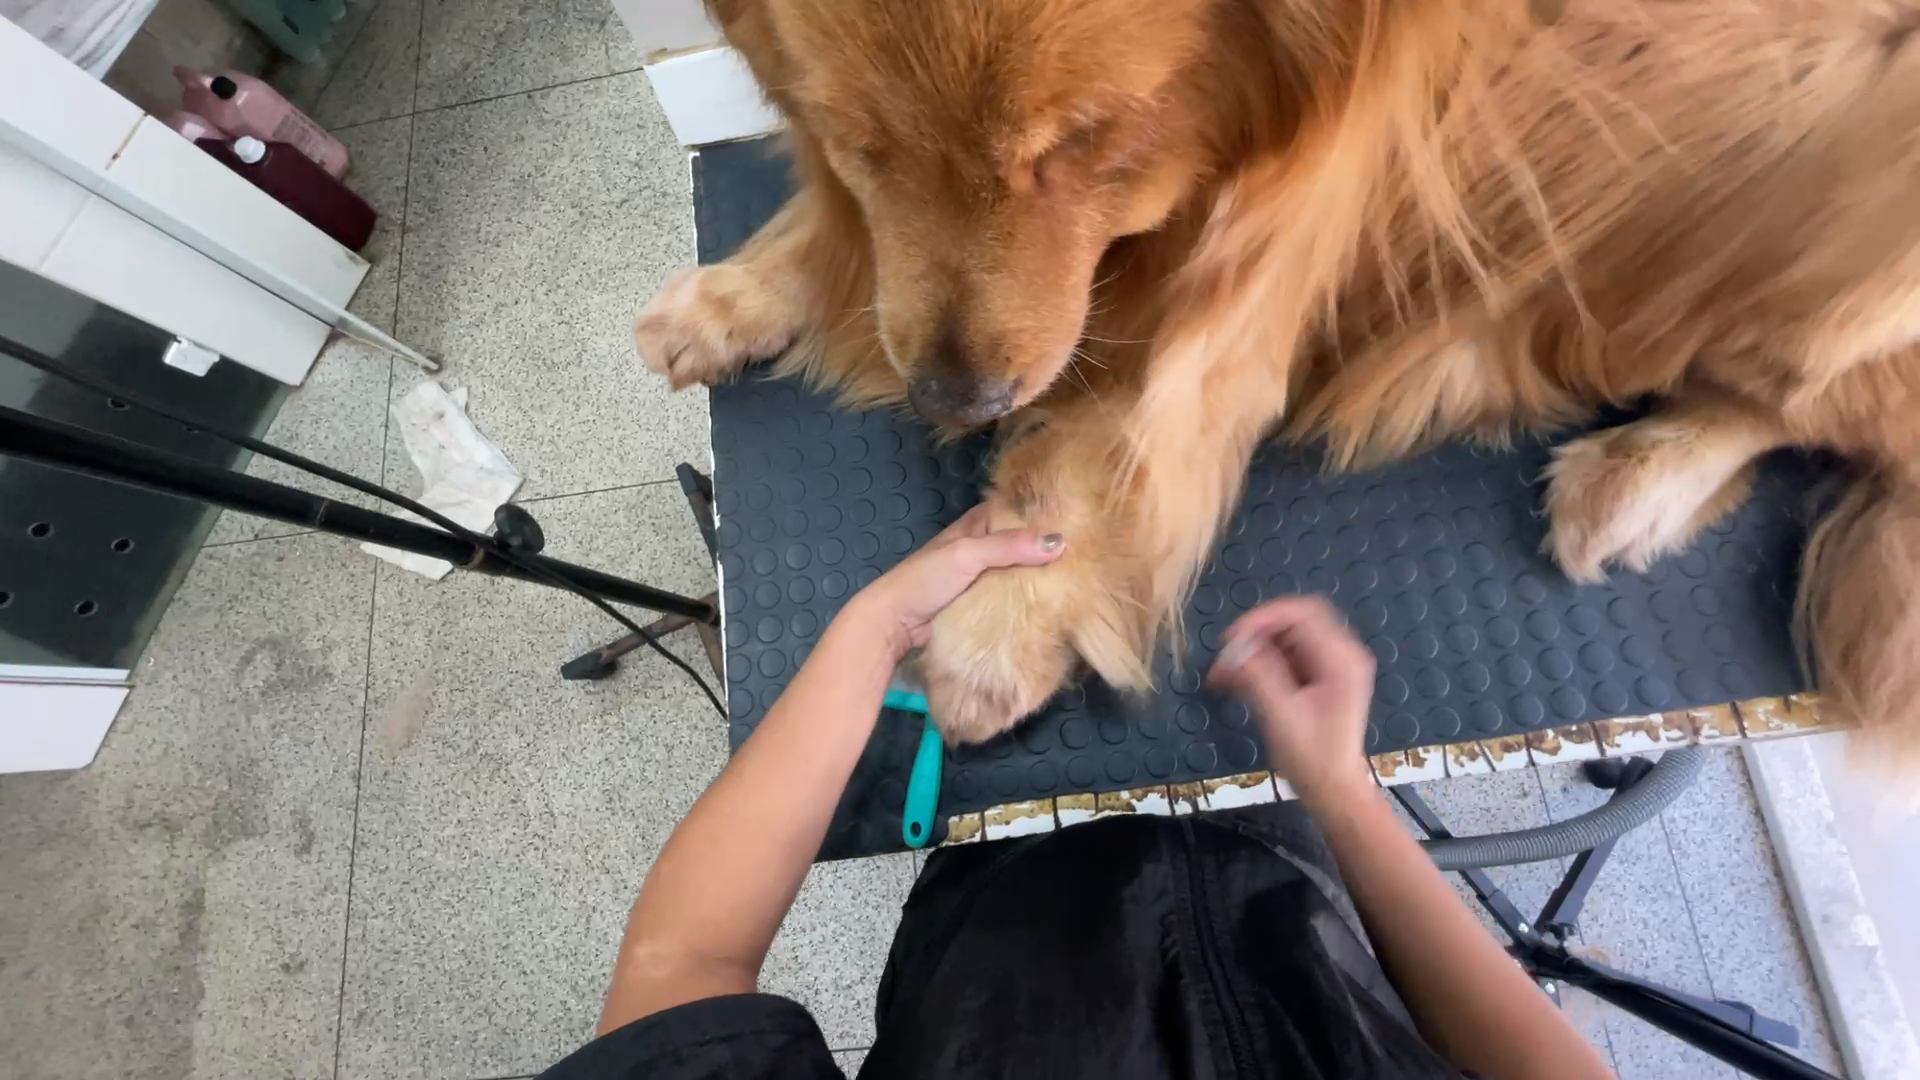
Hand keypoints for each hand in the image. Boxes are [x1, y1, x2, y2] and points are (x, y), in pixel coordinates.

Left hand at [848, 505, 1064, 657]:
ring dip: (1041, 577)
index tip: (1081, 517)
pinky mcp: (983, 603)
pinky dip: (1028, 599)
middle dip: (1048, 548)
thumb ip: (1009, 546)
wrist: (894, 621)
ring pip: (1020, 572)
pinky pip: (1012, 597)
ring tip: (1082, 578)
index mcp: (977, 524)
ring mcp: (984, 576)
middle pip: (1023, 543)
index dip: (1045, 512)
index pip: (1018, 510)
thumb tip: (1059, 543)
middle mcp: (983, 546)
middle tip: (1089, 553)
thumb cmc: (925, 578)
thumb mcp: (967, 554)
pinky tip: (1056, 603)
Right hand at [1207, 595, 1376, 810]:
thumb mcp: (1283, 717)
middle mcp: (1338, 655)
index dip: (1262, 618)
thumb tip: (1233, 647)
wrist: (1332, 792)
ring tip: (1222, 673)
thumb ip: (1259, 676)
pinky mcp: (1313, 678)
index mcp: (1340, 660)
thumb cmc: (1313, 759)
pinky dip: (1255, 662)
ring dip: (1250, 649)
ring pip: (1282, 637)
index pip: (1301, 613)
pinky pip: (1280, 655)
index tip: (1232, 639)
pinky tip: (1232, 680)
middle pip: (1291, 621)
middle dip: (1254, 633)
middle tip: (1226, 655)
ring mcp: (1326, 666)